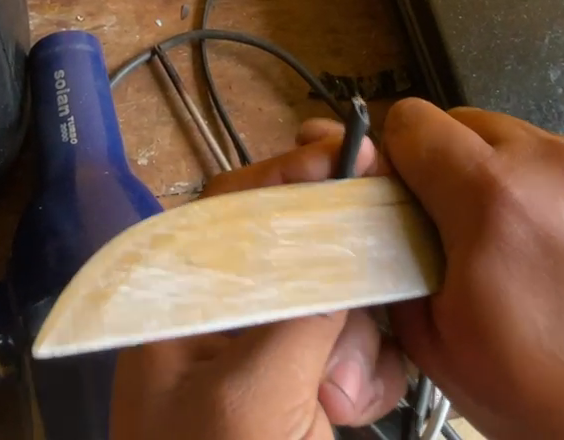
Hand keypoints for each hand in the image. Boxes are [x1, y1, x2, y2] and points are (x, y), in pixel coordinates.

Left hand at [110, 119, 407, 439]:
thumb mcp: (248, 400)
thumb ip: (297, 311)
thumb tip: (344, 236)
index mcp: (182, 292)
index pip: (239, 201)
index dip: (297, 172)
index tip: (358, 157)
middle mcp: (224, 304)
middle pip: (299, 238)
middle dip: (342, 266)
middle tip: (381, 277)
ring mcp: (268, 343)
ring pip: (340, 287)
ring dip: (360, 332)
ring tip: (342, 394)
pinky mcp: (303, 379)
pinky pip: (357, 338)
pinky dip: (372, 365)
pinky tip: (356, 406)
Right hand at [382, 99, 563, 439]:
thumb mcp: (441, 344)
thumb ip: (397, 259)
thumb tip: (384, 217)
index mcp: (494, 197)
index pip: (411, 120)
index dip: (397, 156)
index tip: (405, 191)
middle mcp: (554, 165)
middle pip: (463, 121)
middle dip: (450, 165)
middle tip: (461, 228)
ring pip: (519, 139)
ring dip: (505, 176)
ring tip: (526, 246)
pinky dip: (557, 191)